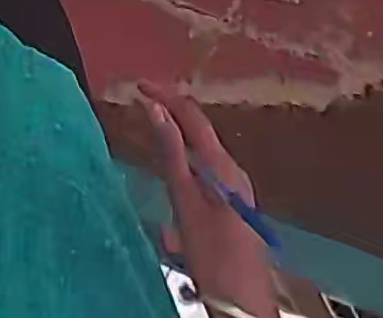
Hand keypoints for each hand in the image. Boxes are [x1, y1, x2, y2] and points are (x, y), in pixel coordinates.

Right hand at [142, 83, 275, 317]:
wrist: (243, 308)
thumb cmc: (212, 256)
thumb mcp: (184, 202)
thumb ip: (170, 153)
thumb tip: (155, 108)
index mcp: (223, 166)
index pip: (192, 116)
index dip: (166, 96)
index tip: (139, 86)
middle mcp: (233, 170)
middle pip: (200, 128)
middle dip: (171, 110)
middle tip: (142, 102)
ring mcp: (237, 187)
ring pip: (203, 147)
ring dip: (177, 132)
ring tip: (151, 126)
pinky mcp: (234, 203)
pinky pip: (206, 166)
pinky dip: (186, 155)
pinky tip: (172, 165)